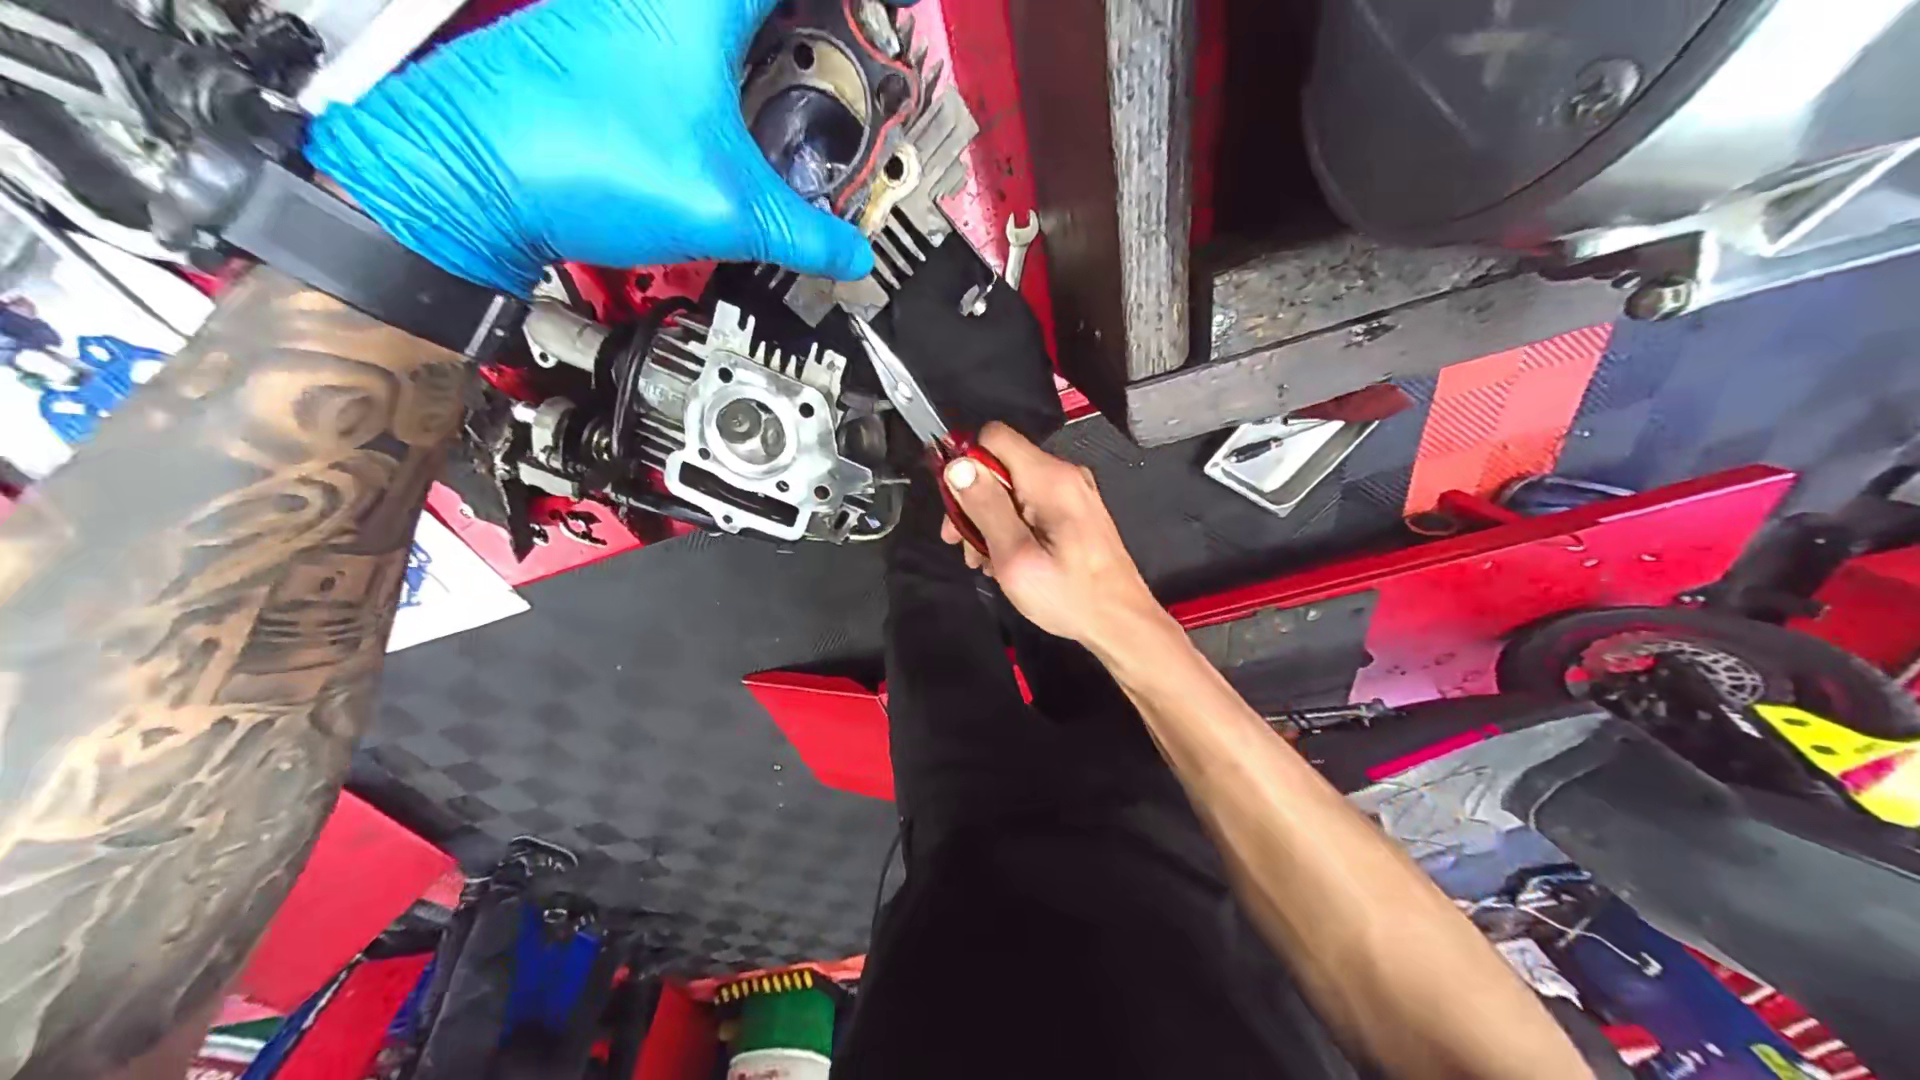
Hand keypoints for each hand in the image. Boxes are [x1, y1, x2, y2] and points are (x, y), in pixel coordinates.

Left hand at [305, 0, 874, 294]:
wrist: (472, 180)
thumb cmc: (577, 161)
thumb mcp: (730, 212)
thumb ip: (807, 237)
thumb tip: (851, 256)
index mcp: (699, 3)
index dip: (851, 14)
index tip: (875, 30)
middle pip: (762, 9)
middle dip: (808, 38)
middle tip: (843, 76)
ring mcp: (626, 14)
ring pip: (722, 22)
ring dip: (770, 51)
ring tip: (803, 106)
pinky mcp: (607, 48)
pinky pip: (689, 41)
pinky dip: (729, 72)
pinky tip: (741, 125)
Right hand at [940, 423, 1170, 653]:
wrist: (1120, 622)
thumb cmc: (1069, 595)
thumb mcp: (1016, 556)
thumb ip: (985, 507)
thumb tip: (956, 466)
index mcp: (1049, 479)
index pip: (994, 437)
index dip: (966, 464)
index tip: (955, 506)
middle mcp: (1063, 475)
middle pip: (1000, 465)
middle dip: (974, 502)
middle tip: (962, 545)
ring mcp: (1072, 493)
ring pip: (1012, 487)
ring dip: (989, 520)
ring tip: (985, 561)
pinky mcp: (1075, 511)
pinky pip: (1031, 504)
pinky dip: (1011, 526)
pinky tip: (1006, 559)